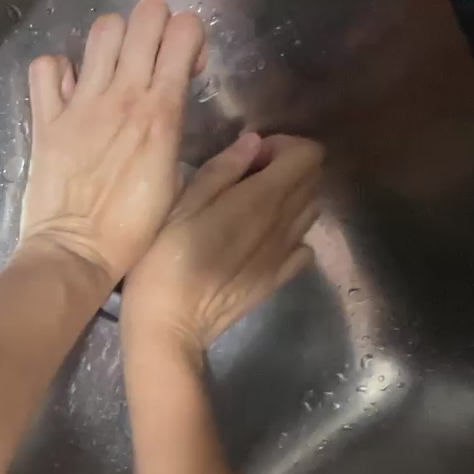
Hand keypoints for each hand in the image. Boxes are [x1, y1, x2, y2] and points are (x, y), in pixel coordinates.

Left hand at [20, 0, 206, 287]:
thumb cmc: (129, 232)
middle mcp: (123, 96)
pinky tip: (65, 92)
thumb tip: (167, 114)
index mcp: (162, 110)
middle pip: (145, 16)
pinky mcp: (46, 123)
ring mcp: (81, 106)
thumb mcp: (173, 182)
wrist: (75, 256)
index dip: (188, 40)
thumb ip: (171, 134)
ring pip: (101, 31)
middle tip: (147, 63)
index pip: (185, 29)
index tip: (184, 69)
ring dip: (110, 43)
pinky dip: (55, 72)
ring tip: (108, 74)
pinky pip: (46, 69)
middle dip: (152, 29)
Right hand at [120, 133, 324, 361]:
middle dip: (286, 172)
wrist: (169, 329)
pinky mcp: (277, 280)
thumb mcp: (177, 209)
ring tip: (251, 215)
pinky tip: (260, 245)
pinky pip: (303, 248)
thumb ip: (218, 172)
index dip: (281, 148)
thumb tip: (251, 145)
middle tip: (246, 186)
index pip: (307, 153)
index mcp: (260, 199)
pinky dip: (289, 238)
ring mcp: (284, 254)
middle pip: (312, 180)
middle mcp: (283, 222)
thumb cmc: (161, 266)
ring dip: (289, 203)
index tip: (248, 162)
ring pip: (310, 211)